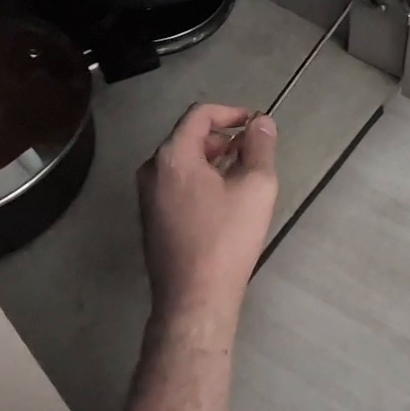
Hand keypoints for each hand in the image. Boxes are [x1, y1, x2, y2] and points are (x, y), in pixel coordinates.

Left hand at [136, 103, 278, 322]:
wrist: (194, 298)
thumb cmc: (227, 238)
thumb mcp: (256, 186)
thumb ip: (260, 146)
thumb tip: (261, 122)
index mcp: (172, 157)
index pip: (199, 115)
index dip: (231, 112)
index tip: (256, 124)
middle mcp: (152, 171)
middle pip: (189, 136)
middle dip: (224, 137)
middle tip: (254, 151)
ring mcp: (147, 196)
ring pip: (183, 161)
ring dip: (214, 158)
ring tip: (244, 173)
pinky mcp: (152, 218)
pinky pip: (176, 183)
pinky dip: (201, 178)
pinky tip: (225, 198)